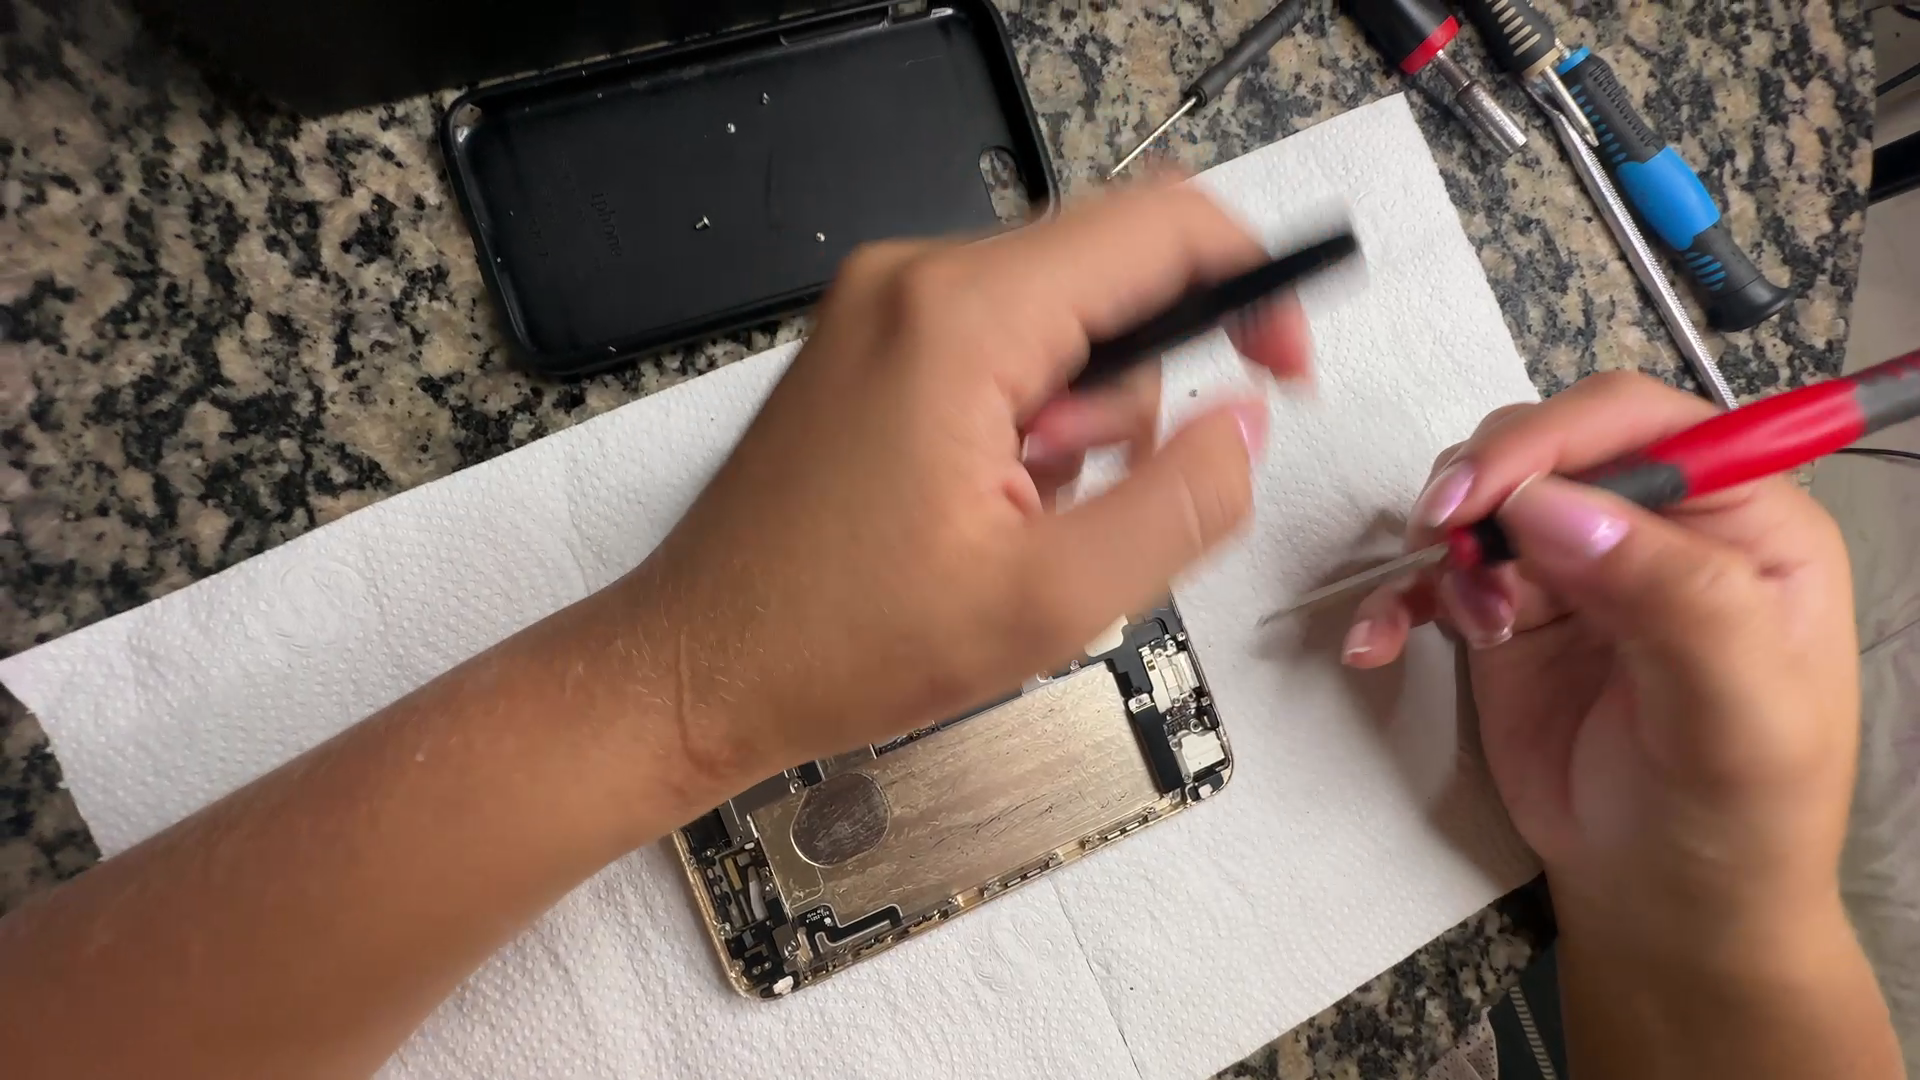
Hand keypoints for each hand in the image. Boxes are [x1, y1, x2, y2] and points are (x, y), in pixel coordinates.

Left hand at [623, 181, 1308, 788]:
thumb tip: (1243, 428)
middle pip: (1105, 283)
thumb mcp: (1050, 602)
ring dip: (1071, 423)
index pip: (1162, 228)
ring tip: (1009, 518)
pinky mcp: (866, 351)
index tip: (1278, 366)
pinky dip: (1019, 422)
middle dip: (1130, 398)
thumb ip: (1181, 505)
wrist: (703, 665)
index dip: (1253, 284)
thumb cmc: (839, 644)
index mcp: (962, 320)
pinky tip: (974, 501)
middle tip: (1077, 499)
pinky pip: (993, 352)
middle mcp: (911, 284)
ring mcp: (878, 312)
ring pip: (1053, 325)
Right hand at [1341, 373, 1861, 963]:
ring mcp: (1561, 570)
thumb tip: (1549, 507)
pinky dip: (1390, 603)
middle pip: (1534, 451)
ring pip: (1469, 506)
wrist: (1650, 885)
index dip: (1544, 442)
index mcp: (1734, 525)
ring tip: (1467, 629)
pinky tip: (1375, 643)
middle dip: (1476, 493)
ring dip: (1437, 554)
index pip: (1631, 424)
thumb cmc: (1726, 811)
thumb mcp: (1733, 715)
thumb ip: (1670, 597)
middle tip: (1448, 553)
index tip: (1471, 499)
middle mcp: (1641, 530)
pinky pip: (1426, 578)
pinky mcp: (1496, 612)